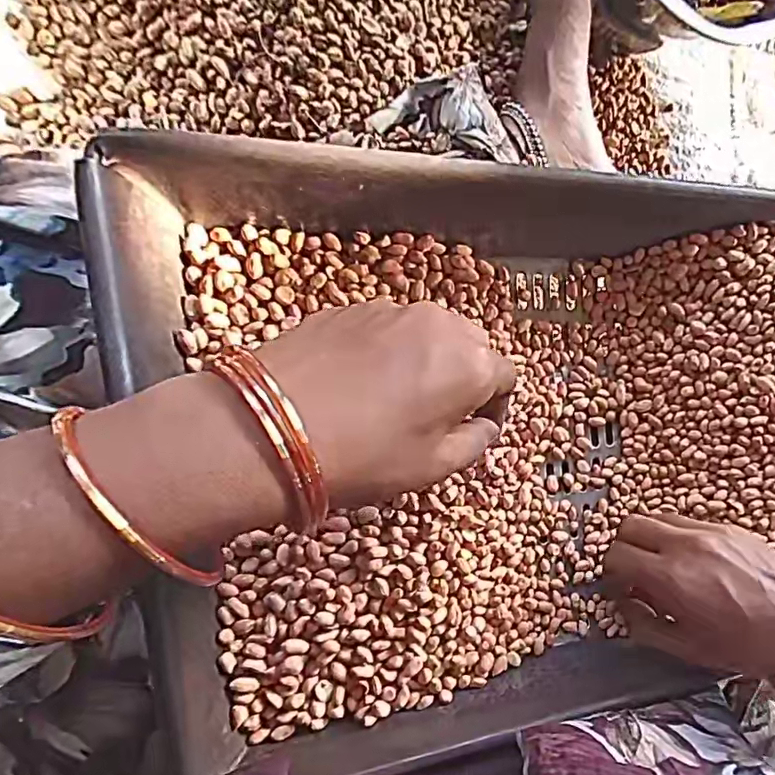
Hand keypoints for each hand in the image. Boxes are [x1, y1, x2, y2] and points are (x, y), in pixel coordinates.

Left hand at [252, 301, 514, 508]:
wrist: (267, 430)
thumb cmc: (362, 455)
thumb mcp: (434, 466)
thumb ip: (476, 442)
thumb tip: (483, 426)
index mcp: (471, 363)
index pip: (506, 376)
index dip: (496, 406)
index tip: (476, 427)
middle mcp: (438, 323)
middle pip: (472, 346)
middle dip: (465, 377)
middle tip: (439, 415)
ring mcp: (390, 310)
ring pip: (429, 332)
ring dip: (427, 361)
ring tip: (396, 400)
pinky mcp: (349, 308)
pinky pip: (388, 327)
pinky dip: (388, 350)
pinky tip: (361, 384)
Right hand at [600, 513, 774, 677]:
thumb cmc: (750, 646)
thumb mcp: (689, 648)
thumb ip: (645, 625)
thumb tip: (624, 606)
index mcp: (672, 576)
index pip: (616, 554)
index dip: (609, 572)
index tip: (617, 587)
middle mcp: (687, 544)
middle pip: (631, 524)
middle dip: (622, 547)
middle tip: (631, 572)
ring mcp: (711, 531)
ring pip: (659, 517)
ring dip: (649, 538)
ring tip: (661, 566)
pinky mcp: (732, 528)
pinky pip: (689, 521)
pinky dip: (677, 536)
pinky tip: (690, 562)